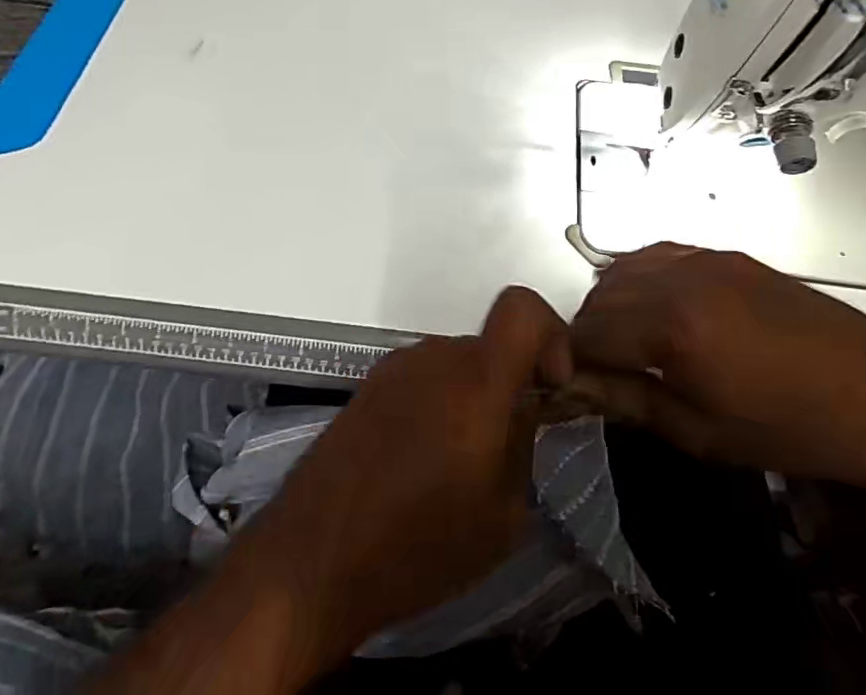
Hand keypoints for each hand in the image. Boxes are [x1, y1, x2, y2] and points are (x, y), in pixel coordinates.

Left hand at [229, 286, 570, 653]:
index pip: (521, 309)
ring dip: (471, 397)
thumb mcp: (502, 515)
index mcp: (475, 382)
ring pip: (454, 364)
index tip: (549, 388)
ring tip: (458, 464)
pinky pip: (420, 380)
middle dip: (510, 383)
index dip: (551, 335)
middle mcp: (432, 359)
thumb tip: (520, 411)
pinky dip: (437, 404)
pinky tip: (419, 462)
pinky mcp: (365, 388)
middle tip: (505, 446)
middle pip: (489, 345)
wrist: (314, 557)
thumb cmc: (419, 548)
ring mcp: (392, 369)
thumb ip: (522, 444)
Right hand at [563, 243, 865, 501]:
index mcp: (670, 328)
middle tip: (602, 369)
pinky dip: (641, 277)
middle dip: (588, 331)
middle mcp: (679, 279)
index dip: (570, 359)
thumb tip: (572, 386)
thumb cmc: (792, 431)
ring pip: (623, 268)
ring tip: (629, 340)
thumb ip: (624, 401)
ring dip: (611, 302)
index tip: (574, 383)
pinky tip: (657, 307)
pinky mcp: (727, 254)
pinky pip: (659, 254)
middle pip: (599, 296)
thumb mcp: (699, 433)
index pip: (586, 332)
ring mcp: (705, 259)